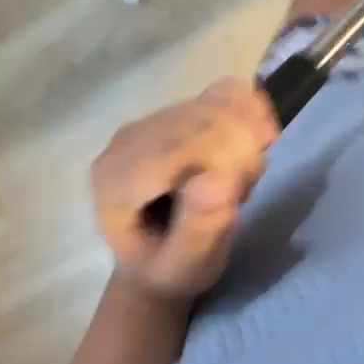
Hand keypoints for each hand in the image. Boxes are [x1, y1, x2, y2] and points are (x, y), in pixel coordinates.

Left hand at [91, 78, 277, 308]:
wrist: (156, 259)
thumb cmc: (170, 268)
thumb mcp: (187, 265)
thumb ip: (200, 227)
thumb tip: (218, 179)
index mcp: (116, 178)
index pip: (180, 145)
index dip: (227, 158)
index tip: (245, 189)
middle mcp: (126, 139)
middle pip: (202, 120)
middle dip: (239, 152)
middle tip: (242, 193)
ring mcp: (149, 120)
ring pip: (216, 104)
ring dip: (244, 138)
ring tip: (237, 180)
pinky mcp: (174, 110)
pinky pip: (222, 95)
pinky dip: (247, 118)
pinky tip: (241, 152)